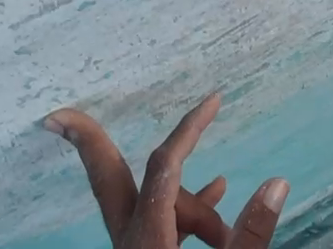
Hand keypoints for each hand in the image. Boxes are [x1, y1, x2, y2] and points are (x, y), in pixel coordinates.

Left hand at [45, 94, 288, 248]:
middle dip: (89, 148)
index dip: (188, 130)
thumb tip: (276, 181)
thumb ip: (251, 236)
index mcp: (147, 245)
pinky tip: (217, 198)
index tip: (215, 99)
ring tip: (225, 200)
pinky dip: (185, 211)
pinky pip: (162, 229)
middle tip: (57, 117)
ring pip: (153, 210)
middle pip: (111, 186)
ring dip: (188, 199)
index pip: (163, 169)